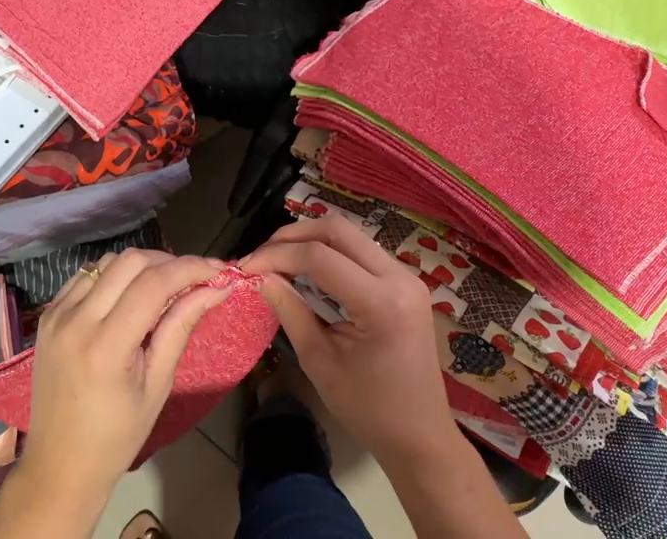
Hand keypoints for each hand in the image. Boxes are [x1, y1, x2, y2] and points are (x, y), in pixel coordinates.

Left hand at [0, 250, 229, 538]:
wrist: (60, 465)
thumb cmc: (117, 436)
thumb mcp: (157, 385)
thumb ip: (181, 327)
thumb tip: (216, 287)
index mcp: (106, 346)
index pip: (154, 283)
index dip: (190, 268)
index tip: (218, 269)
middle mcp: (76, 320)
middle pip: (129, 261)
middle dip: (168, 262)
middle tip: (194, 279)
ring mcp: (56, 314)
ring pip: (106, 262)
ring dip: (140, 266)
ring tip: (165, 288)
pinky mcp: (48, 315)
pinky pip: (85, 276)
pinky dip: (112, 276)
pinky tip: (128, 296)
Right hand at [240, 216, 457, 463]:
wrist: (421, 437)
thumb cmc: (368, 409)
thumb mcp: (319, 361)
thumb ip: (289, 310)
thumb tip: (259, 276)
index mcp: (381, 303)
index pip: (319, 257)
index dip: (276, 255)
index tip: (246, 267)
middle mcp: (399, 278)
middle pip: (337, 230)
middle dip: (292, 236)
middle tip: (261, 256)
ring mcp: (407, 278)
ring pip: (350, 235)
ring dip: (311, 241)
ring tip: (279, 261)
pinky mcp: (405, 283)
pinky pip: (361, 252)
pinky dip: (330, 253)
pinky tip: (307, 271)